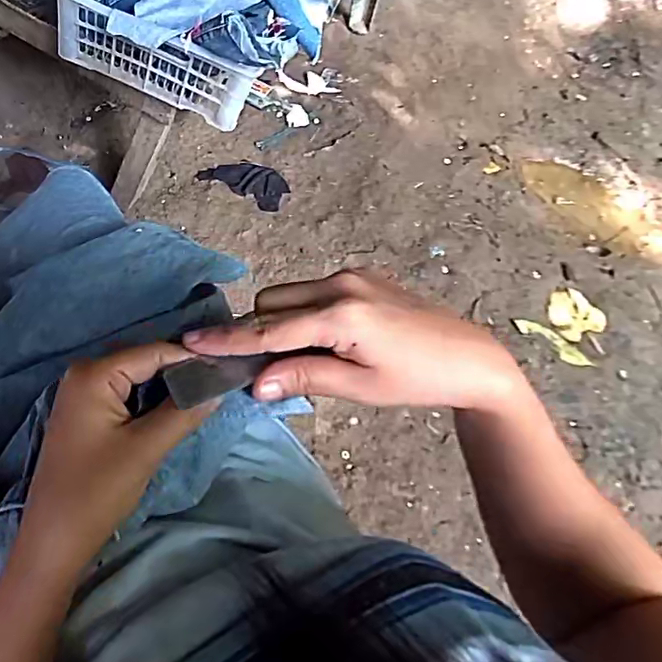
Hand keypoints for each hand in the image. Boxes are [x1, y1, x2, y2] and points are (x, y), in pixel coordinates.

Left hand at [19, 343, 216, 571]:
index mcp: (93, 374)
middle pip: (143, 360)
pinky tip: (173, 408)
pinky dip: (148, 398)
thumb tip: (218, 387)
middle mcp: (83, 373)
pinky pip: (124, 392)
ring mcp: (80, 393)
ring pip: (135, 377)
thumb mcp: (145, 449)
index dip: (191, 358)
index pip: (153, 352)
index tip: (226, 367)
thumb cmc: (96, 492)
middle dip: (179, 370)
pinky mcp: (83, 412)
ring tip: (204, 393)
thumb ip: (183, 413)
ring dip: (166, 385)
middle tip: (218, 382)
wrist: (54, 540)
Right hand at [180, 269, 531, 411]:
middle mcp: (340, 284)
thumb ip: (304, 377)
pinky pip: (313, 289)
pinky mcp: (361, 274)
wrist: (470, 356)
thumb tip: (254, 384)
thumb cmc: (417, 380)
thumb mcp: (360, 387)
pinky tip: (326, 336)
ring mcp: (351, 274)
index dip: (229, 339)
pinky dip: (303, 311)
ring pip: (289, 293)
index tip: (191, 340)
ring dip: (281, 320)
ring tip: (304, 354)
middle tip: (264, 367)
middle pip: (271, 302)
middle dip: (258, 331)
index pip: (271, 330)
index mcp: (341, 315)